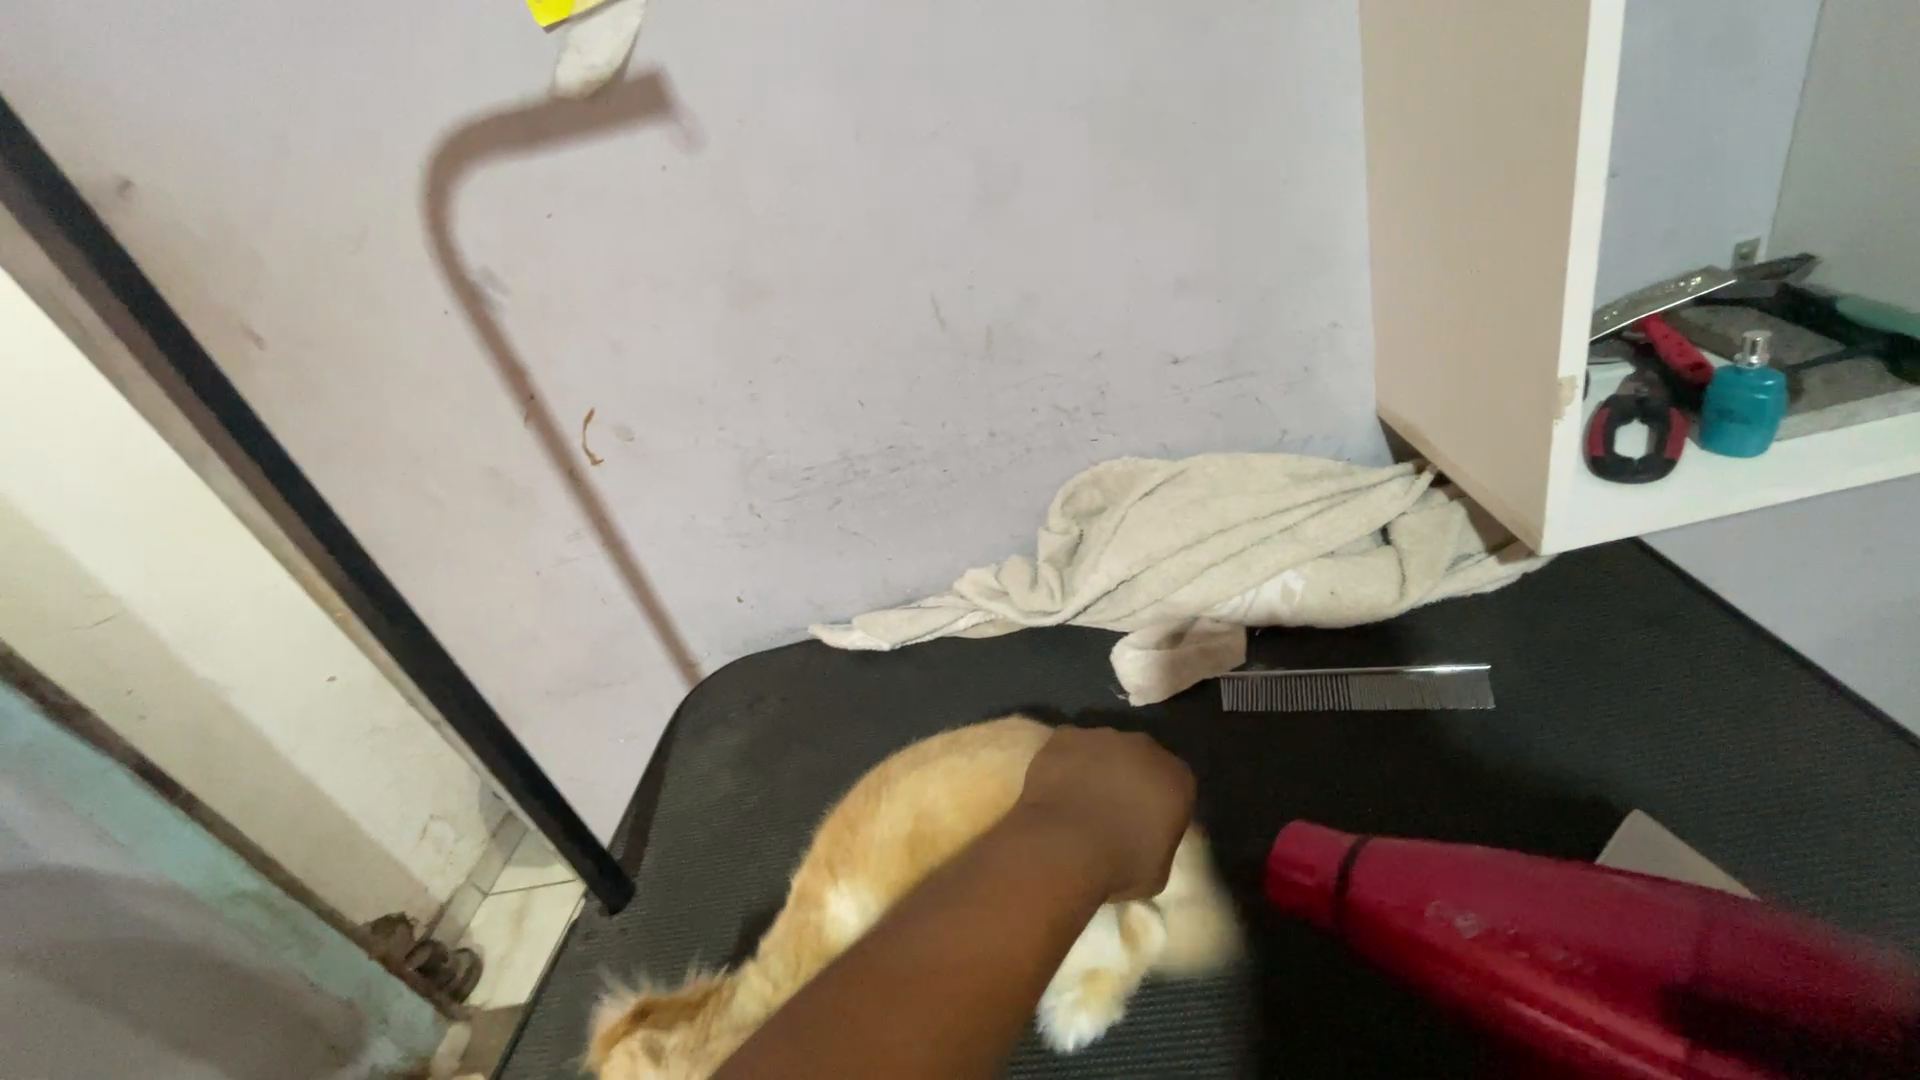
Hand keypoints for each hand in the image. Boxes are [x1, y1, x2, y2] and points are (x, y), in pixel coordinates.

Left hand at [1013, 726, 1194, 900]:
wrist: (1066, 844)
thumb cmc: (1121, 865)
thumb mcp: (1159, 869)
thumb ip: (1159, 841)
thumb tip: (1149, 838)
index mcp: (1177, 778)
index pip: (1175, 783)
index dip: (1159, 801)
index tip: (1145, 821)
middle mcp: (1145, 747)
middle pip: (1140, 758)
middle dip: (1129, 777)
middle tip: (1111, 807)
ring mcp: (1103, 736)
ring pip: (1103, 748)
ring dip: (1096, 767)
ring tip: (1078, 798)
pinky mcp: (1066, 734)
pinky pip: (1069, 745)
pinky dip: (1064, 761)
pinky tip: (1055, 787)